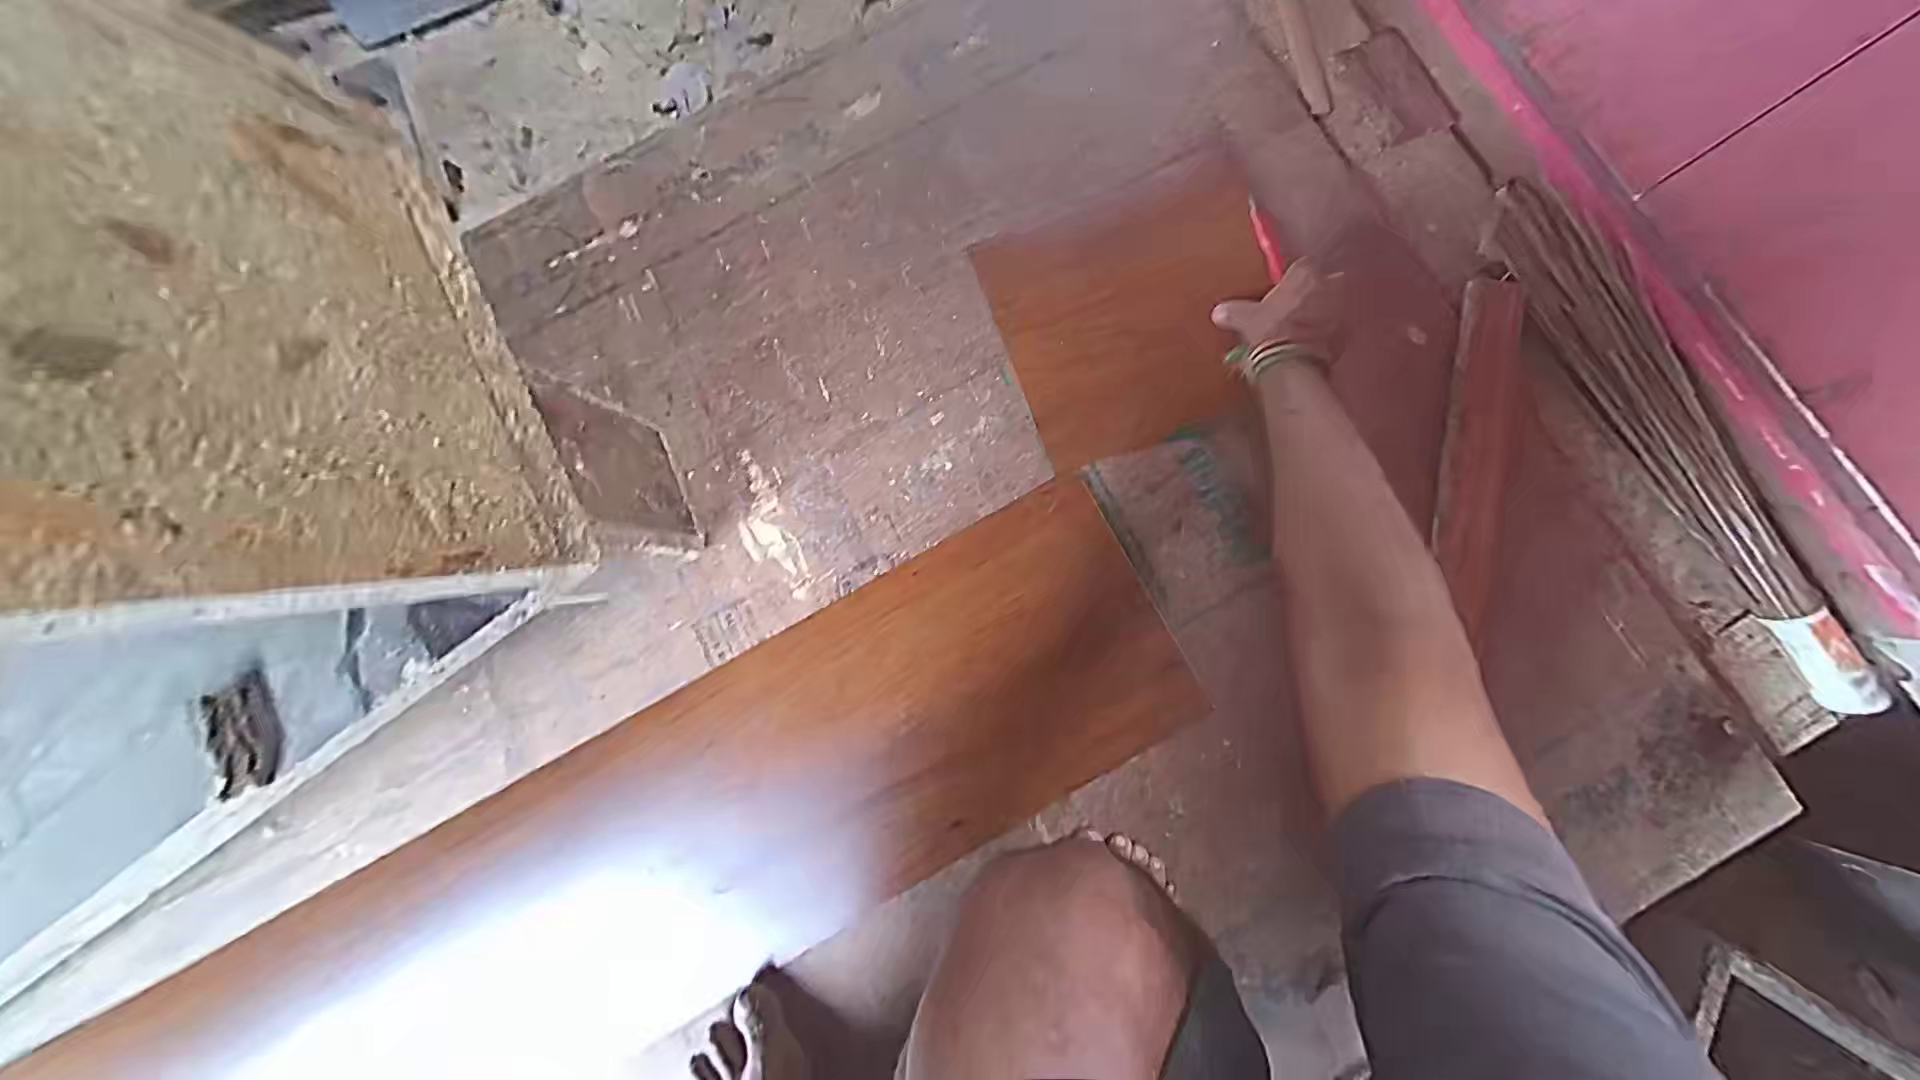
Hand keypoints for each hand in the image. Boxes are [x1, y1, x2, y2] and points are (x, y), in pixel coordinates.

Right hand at [1211, 259, 1350, 375]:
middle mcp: (1330, 284)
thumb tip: (1219, 312)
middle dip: (1312, 294)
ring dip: (1321, 314)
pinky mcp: (1346, 334)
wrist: (1293, 363)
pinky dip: (1325, 335)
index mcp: (1305, 273)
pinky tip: (1310, 345)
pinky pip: (1335, 329)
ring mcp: (1342, 309)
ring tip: (1302, 330)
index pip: (1302, 265)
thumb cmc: (1269, 331)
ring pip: (1332, 306)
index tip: (1282, 290)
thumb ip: (1233, 312)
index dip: (1292, 278)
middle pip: (1324, 283)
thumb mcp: (1244, 320)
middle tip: (1294, 309)